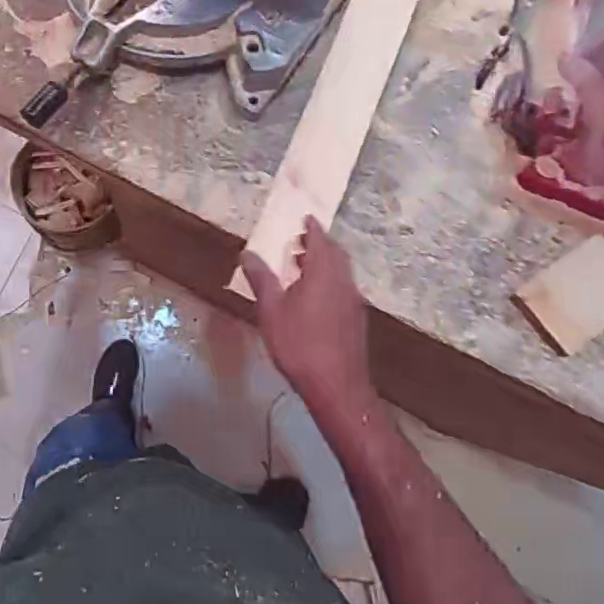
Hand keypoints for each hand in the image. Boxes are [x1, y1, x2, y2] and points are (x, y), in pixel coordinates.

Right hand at [241, 217, 377, 426]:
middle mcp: (344, 281)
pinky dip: (328, 280)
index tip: (303, 218)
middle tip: (297, 241)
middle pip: (335, 253)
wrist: (336, 386)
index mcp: (324, 273)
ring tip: (299, 267)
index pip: (321, 240)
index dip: (312, 227)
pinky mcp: (354, 319)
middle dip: (318, 244)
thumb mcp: (271, 310)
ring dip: (322, 263)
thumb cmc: (299, 344)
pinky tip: (311, 296)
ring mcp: (353, 301)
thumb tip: (248, 254)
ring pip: (340, 271)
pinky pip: (342, 287)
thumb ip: (261, 278)